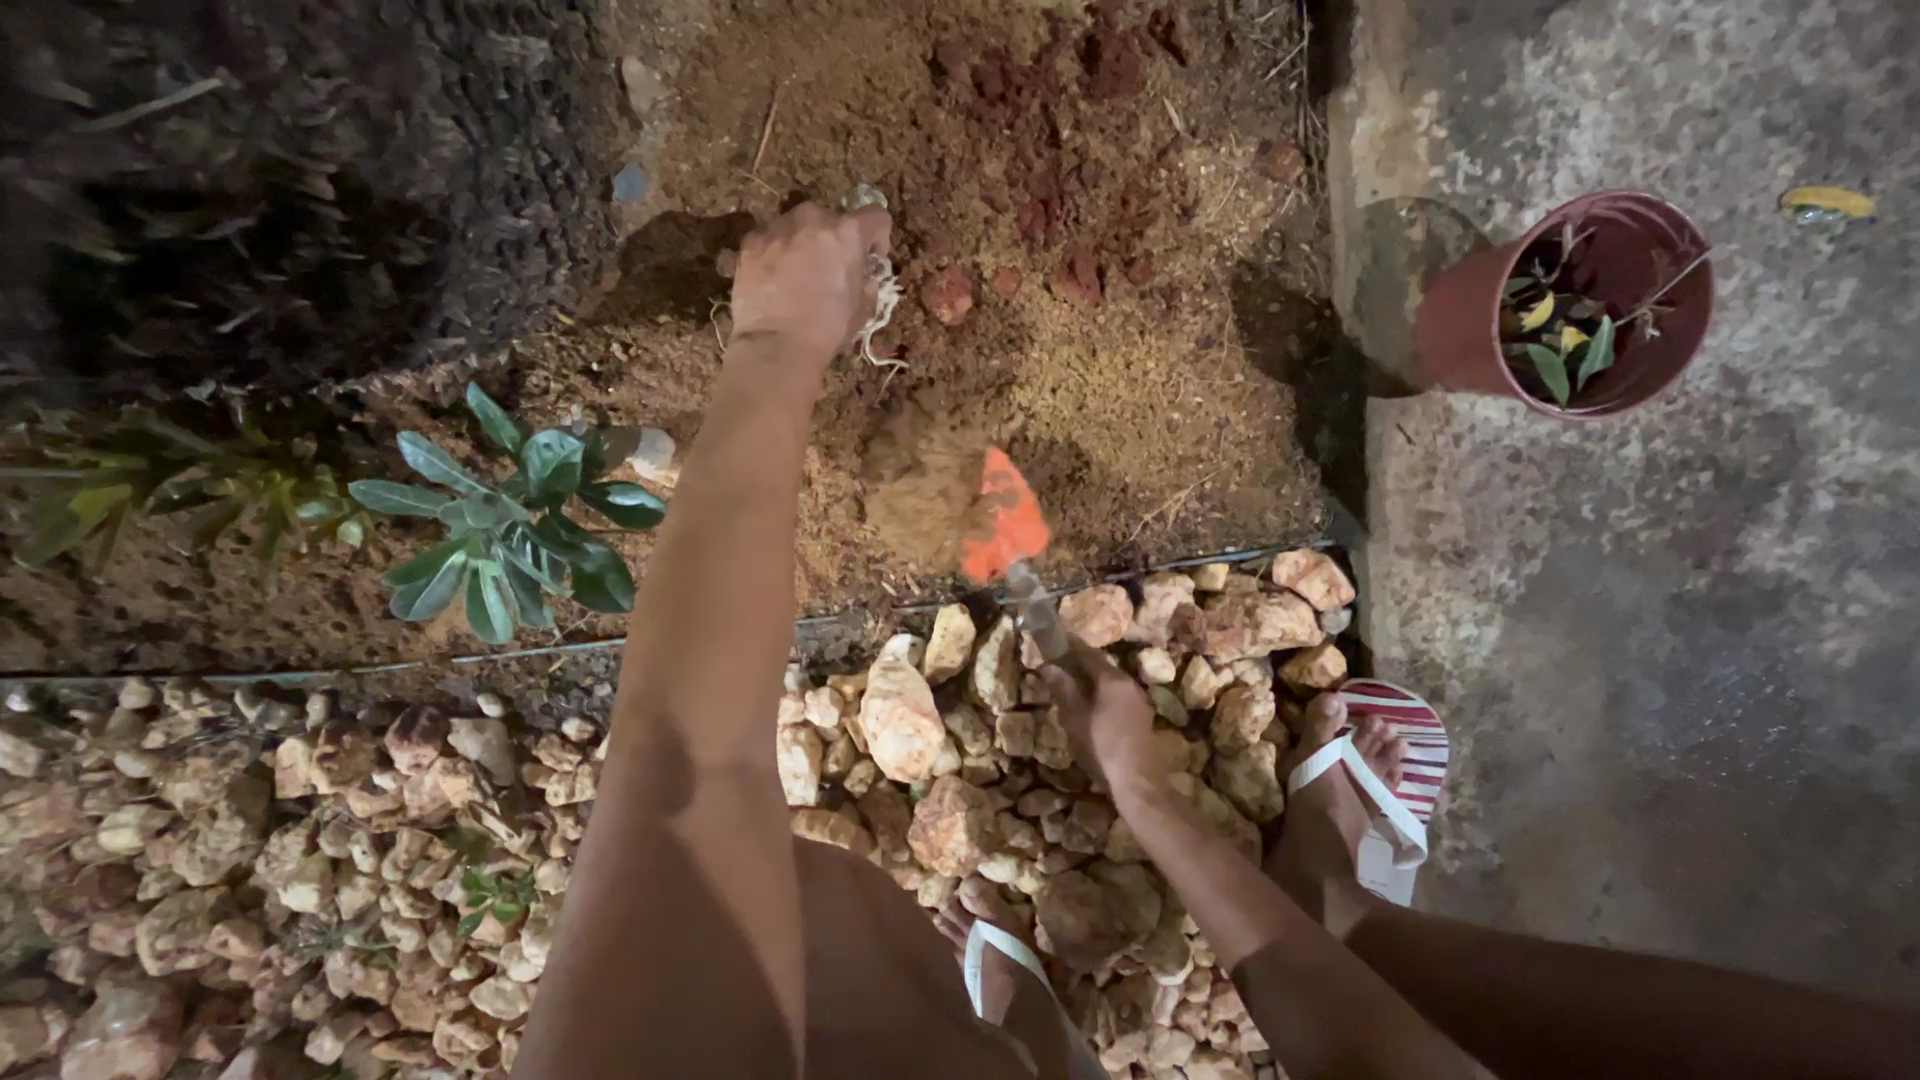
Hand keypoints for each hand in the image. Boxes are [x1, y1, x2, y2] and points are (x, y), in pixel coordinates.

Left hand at [728, 201, 892, 367]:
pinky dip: (776, 253)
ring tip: (798, 276)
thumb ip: (868, 282)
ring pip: (798, 226)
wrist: (775, 345)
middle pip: (832, 219)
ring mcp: (778, 227)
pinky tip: (774, 281)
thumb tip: (864, 275)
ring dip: (803, 243)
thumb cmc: (827, 329)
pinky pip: (771, 240)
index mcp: (847, 233)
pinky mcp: (751, 241)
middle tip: (830, 270)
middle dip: (834, 241)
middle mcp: (813, 218)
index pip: (876, 216)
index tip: (871, 259)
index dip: (878, 238)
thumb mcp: (862, 310)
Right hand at [1042, 639, 1163, 796]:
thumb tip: (1048, 665)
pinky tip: (1089, 708)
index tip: (1052, 643)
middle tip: (1057, 667)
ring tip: (1069, 688)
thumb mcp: (1074, 718)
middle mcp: (1129, 683)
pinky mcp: (1141, 718)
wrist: (1138, 781)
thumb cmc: (1101, 746)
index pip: (1088, 653)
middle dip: (1078, 665)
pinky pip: (1117, 697)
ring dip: (1090, 681)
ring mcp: (1138, 701)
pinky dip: (1101, 695)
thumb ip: (1063, 689)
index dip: (1069, 647)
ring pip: (1110, 683)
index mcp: (1112, 679)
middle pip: (1101, 666)